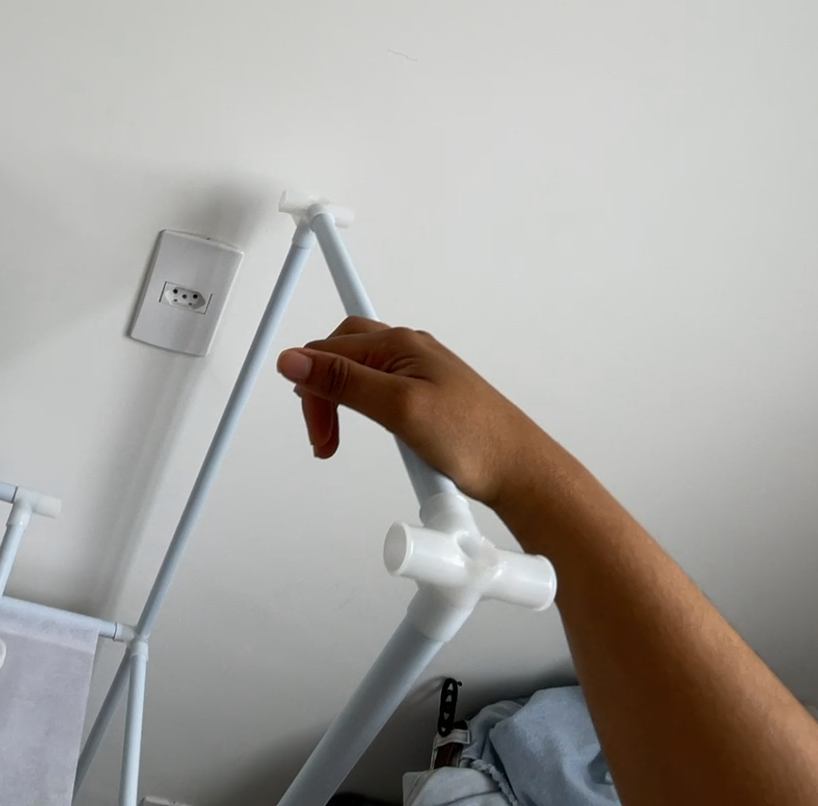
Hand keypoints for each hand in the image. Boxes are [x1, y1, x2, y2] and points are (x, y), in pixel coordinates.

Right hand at [274, 317, 559, 507]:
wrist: (524, 474)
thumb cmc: (476, 440)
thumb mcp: (398, 408)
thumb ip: (343, 381)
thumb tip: (293, 359)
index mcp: (399, 343)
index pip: (329, 349)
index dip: (312, 387)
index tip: (314, 428)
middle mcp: (407, 350)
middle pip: (340, 355)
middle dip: (321, 394)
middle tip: (323, 438)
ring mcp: (417, 372)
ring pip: (356, 374)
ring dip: (339, 406)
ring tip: (336, 440)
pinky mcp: (424, 396)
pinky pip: (377, 392)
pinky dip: (361, 412)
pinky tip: (369, 433)